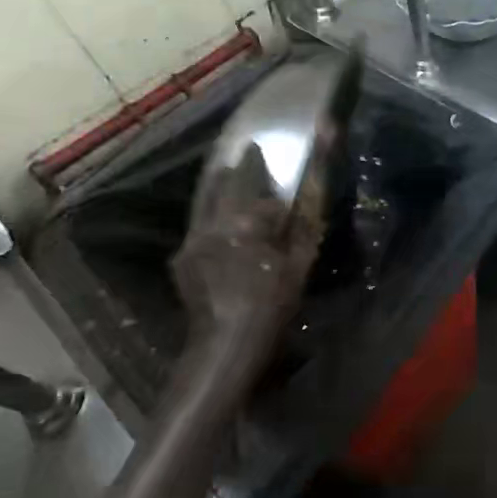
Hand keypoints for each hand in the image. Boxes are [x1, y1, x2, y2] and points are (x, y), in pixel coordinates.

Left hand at [172, 144, 326, 348]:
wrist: (225, 347)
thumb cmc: (272, 304)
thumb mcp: (300, 261)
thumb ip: (306, 217)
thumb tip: (315, 184)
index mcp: (246, 220)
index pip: (257, 179)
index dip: (264, 166)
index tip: (269, 151)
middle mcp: (214, 220)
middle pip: (224, 180)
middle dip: (239, 164)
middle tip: (250, 151)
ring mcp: (193, 237)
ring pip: (205, 197)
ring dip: (219, 182)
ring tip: (231, 170)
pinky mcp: (181, 255)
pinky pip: (197, 221)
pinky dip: (210, 211)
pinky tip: (220, 220)